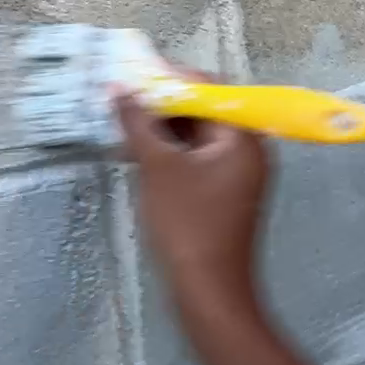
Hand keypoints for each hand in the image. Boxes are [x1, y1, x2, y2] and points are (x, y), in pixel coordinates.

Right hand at [114, 86, 271, 307]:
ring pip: (194, 133)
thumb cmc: (187, 222)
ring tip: (123, 119)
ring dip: (161, 124)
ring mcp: (235, 172)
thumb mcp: (156, 165)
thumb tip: (118, 88)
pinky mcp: (221, 191)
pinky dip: (167, 147)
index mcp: (242, 137)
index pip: (206, 88)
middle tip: (122, 95)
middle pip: (202, 108)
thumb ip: (137, 121)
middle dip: (161, 101)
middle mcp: (246, 149)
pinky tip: (135, 147)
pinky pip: (193, 155)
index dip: (168, 77)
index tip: (131, 73)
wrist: (207, 292)